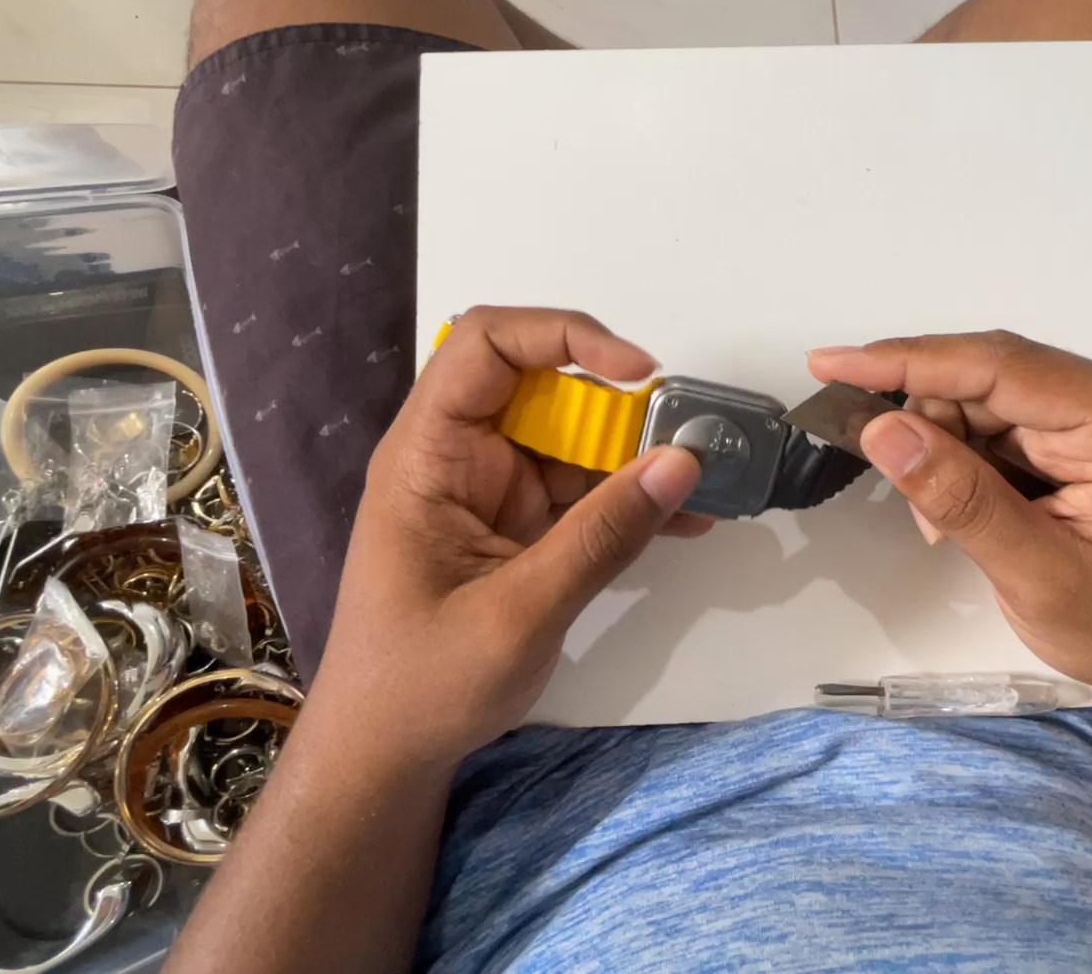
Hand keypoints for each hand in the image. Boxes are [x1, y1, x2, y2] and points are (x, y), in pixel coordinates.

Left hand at [317, 307, 706, 765]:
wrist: (388, 756)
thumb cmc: (423, 685)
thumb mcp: (520, 611)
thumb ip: (602, 535)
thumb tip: (682, 463)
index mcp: (430, 454)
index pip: (487, 346)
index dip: (564, 335)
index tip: (638, 372)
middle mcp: (462, 458)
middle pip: (546, 390)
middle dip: (619, 411)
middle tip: (685, 447)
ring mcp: (495, 492)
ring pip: (575, 442)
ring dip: (637, 460)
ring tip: (703, 484)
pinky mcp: (522, 528)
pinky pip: (584, 494)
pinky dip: (631, 503)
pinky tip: (684, 521)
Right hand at [807, 331, 1091, 697]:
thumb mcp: (1041, 578)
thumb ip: (963, 501)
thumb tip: (882, 432)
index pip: (1001, 367)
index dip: (909, 360)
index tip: (830, 363)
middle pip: (984, 379)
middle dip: (925, 426)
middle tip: (902, 491)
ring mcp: (1089, 421)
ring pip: (975, 404)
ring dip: (938, 455)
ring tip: (938, 525)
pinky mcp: (1068, 442)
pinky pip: (987, 431)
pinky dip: (954, 469)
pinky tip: (953, 516)